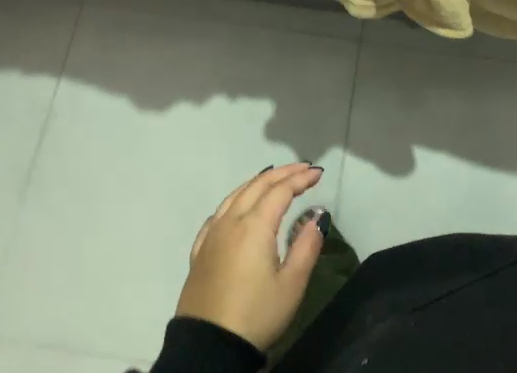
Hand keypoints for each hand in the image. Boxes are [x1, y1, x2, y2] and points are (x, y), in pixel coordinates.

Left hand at [176, 162, 326, 349]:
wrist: (208, 347)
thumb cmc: (256, 315)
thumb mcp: (291, 284)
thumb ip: (306, 246)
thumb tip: (317, 216)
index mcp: (254, 226)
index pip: (280, 191)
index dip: (300, 178)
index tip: (318, 172)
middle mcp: (230, 222)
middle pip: (256, 186)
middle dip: (281, 173)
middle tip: (302, 168)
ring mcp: (211, 236)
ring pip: (234, 196)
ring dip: (257, 182)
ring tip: (273, 179)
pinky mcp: (199, 252)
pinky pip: (217, 215)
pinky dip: (233, 202)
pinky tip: (236, 208)